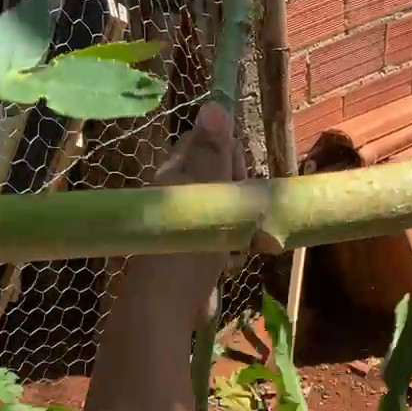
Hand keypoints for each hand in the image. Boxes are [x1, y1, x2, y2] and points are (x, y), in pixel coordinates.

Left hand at [122, 103, 242, 321]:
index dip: (232, 158)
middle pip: (220, 182)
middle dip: (239, 199)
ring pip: (224, 216)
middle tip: (243, 220)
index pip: (208, 144)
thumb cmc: (187, 247)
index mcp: (175, 174)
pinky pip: (218, 245)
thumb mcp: (208, 194)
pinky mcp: (189, 257)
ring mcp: (183, 228)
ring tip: (233, 252)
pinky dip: (226, 256)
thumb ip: (212, 153)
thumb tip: (213, 105)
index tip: (242, 180)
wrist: (167, 305)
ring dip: (236, 232)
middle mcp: (176, 196)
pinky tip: (224, 270)